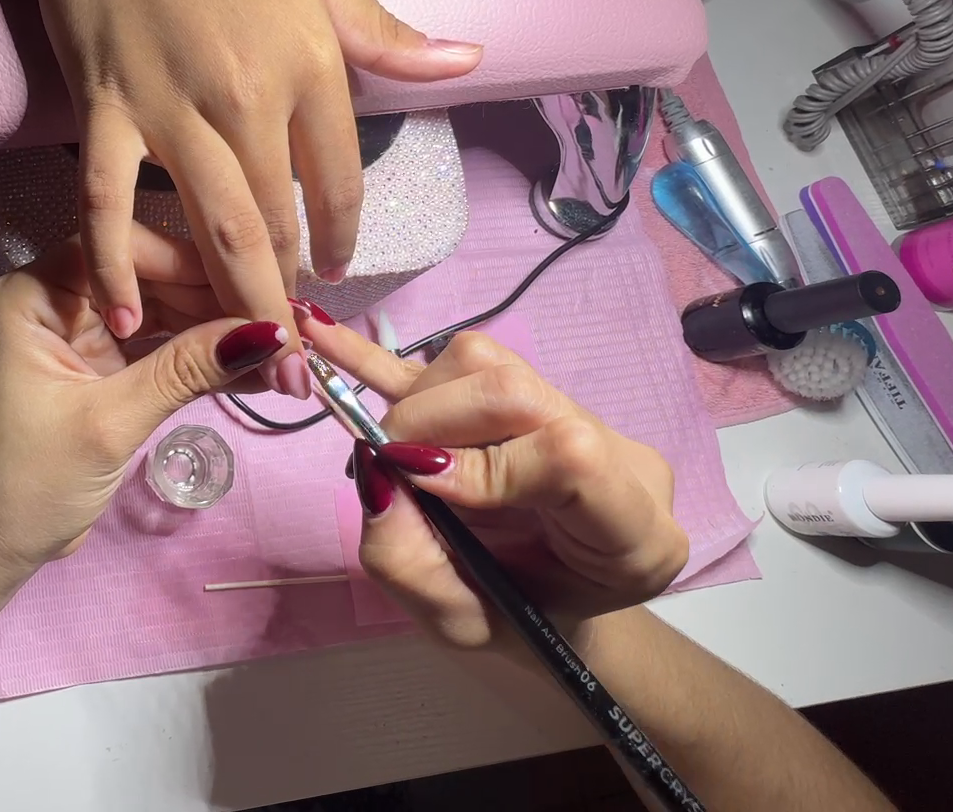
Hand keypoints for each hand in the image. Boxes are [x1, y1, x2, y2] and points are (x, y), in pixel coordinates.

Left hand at [0, 230, 286, 586]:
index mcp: (34, 294)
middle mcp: (56, 297)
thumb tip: (272, 333)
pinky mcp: (103, 361)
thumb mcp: (110, 421)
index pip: (121, 252)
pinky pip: (160, 344)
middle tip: (287, 324)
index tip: (257, 285)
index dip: (191, 265)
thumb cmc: (34, 481)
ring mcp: (82, 329)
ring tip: (283, 349)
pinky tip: (253, 367)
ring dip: (217, 331)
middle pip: (148, 278)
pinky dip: (201, 357)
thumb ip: (186, 369)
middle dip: (215, 304)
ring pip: (161, 310)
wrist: (0, 544)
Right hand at [8, 0, 480, 388]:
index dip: (344, 235)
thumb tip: (469, 61)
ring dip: (231, 293)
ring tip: (243, 342)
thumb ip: (385, 34)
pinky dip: (111, 261)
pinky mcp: (103, 109)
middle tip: (293, 345)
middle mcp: (248, 97)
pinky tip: (124, 316)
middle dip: (290, 290)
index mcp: (309, 60)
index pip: (340, 176)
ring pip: (211, 223)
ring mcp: (170, 108)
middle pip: (279, 219)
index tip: (338, 274)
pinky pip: (106, 201)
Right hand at [296, 311, 687, 646]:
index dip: (478, 463)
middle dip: (426, 420)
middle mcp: (617, 453)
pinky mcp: (521, 386)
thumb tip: (373, 466)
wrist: (548, 600)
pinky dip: (382, 351)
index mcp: (632, 531)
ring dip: (418, 397)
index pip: (568, 454)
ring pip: (482, 360)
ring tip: (399, 444)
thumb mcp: (455, 622)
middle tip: (388, 462)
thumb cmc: (511, 620)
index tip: (417, 484)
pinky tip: (320, 331)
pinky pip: (456, 357)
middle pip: (511, 388)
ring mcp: (574, 409)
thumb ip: (406, 558)